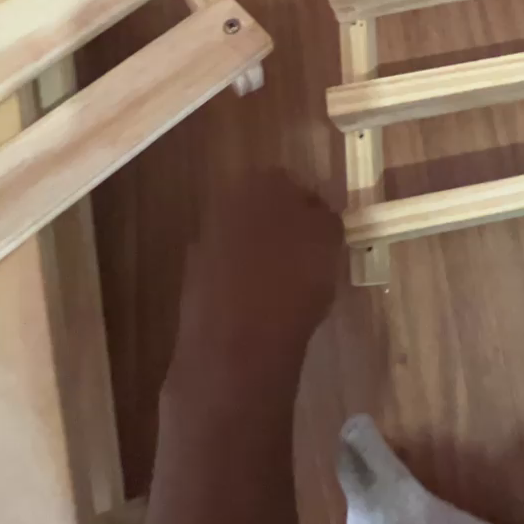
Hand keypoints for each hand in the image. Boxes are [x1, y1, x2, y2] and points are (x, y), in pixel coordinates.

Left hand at [180, 168, 342, 347]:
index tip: (322, 233)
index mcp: (264, 184)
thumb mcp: (330, 241)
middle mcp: (228, 203)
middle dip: (281, 226)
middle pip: (262, 208)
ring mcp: (205, 239)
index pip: (292, 183)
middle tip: (305, 255)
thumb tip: (315, 211)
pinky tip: (260, 304)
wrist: (239, 341)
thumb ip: (324, 215)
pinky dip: (241, 280)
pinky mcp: (192, 277)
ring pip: (242, 238)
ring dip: (260, 254)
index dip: (310, 207)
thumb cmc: (296, 280)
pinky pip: (226, 269)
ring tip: (285, 284)